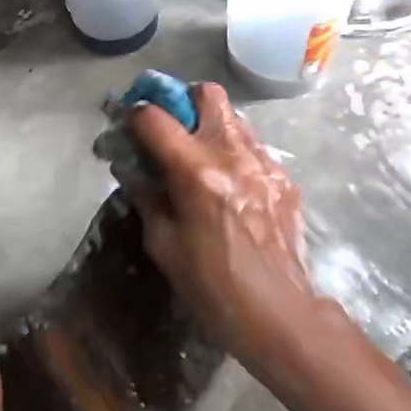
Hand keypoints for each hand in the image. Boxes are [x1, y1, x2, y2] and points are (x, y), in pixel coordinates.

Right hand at [128, 82, 313, 358]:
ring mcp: (265, 165)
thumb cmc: (210, 285)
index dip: (133, 114)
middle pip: (206, 94)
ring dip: (209, 125)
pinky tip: (227, 183)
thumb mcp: (161, 242)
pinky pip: (254, 147)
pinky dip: (233, 152)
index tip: (125, 123)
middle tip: (169, 125)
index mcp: (195, 173)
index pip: (154, 117)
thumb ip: (146, 196)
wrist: (281, 316)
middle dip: (181, 100)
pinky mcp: (285, 180)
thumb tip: (132, 170)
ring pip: (234, 116)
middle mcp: (232, 156)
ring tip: (197, 153)